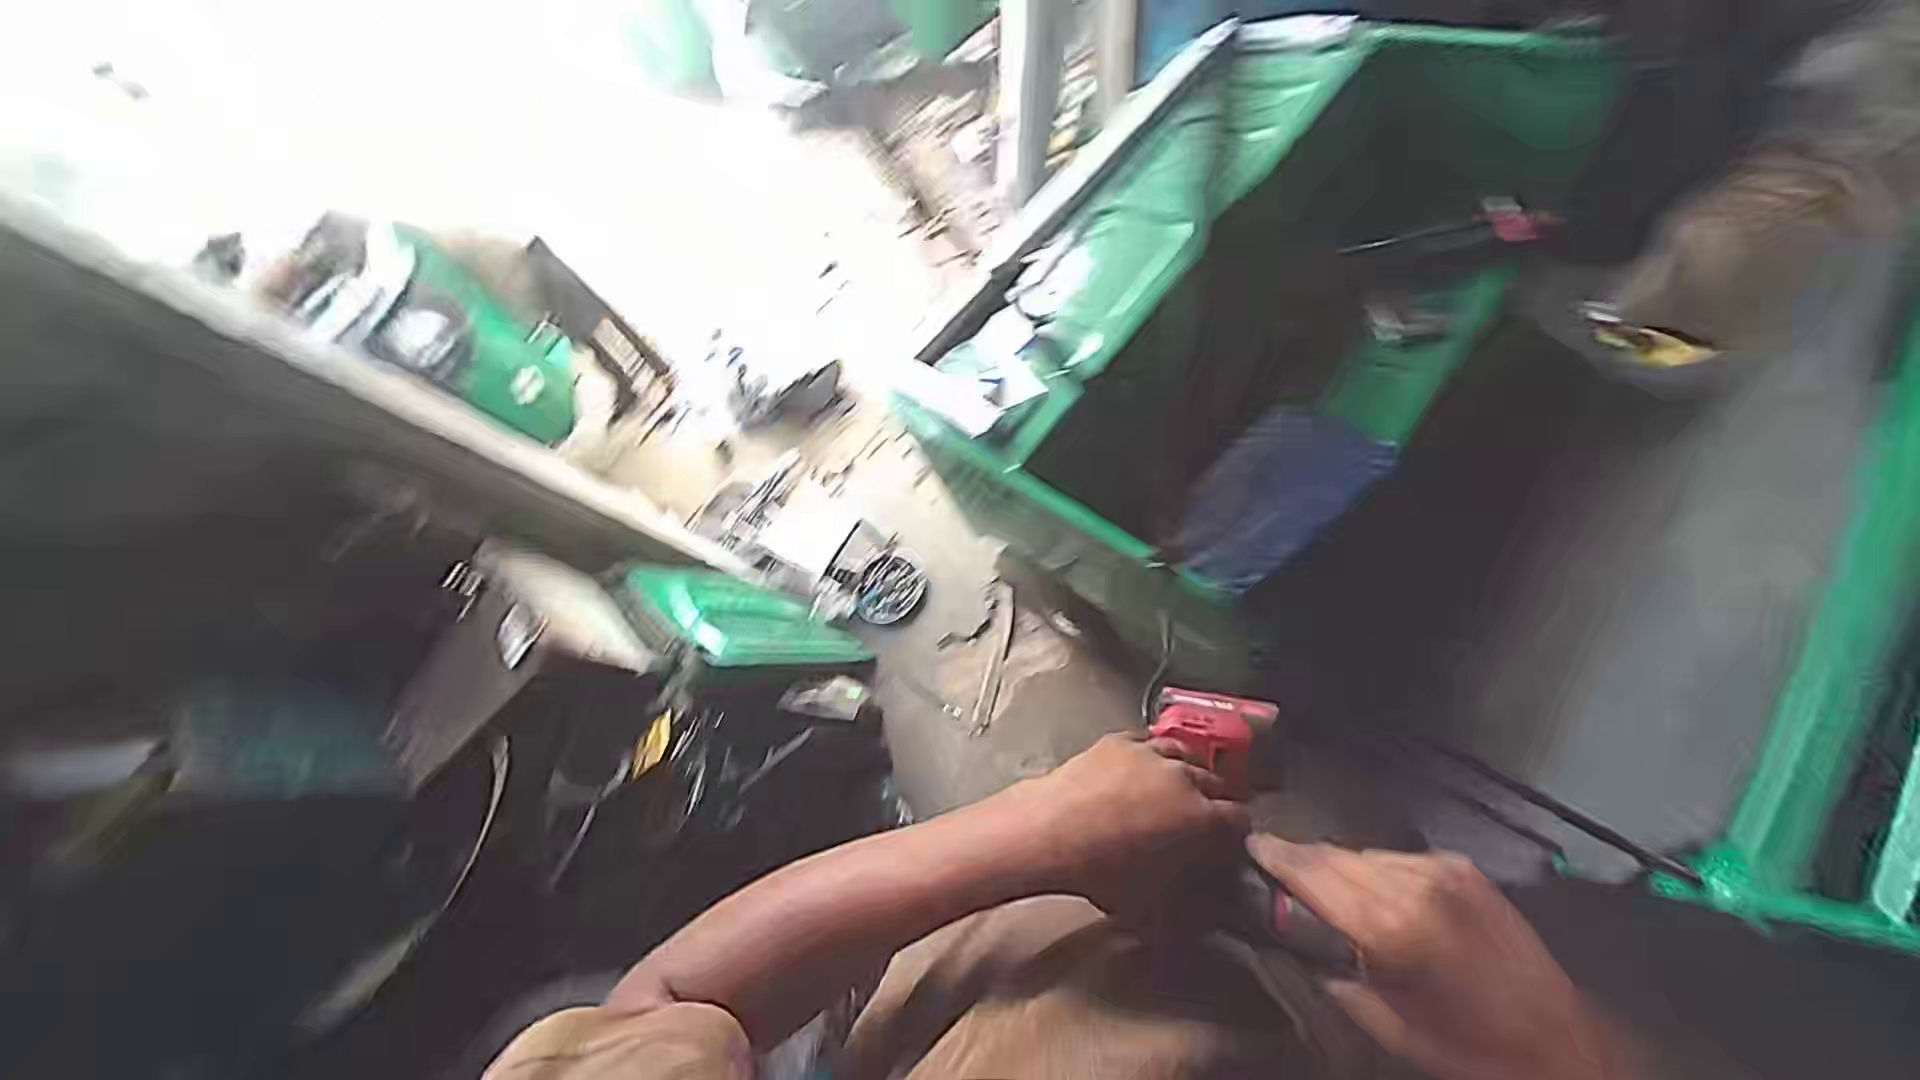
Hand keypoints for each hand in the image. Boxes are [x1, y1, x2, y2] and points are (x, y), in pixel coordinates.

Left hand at [1001, 733, 1249, 914]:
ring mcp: (1149, 753)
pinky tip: (1145, 759)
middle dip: (1215, 797)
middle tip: (1207, 810)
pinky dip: (1151, 751)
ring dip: (1186, 768)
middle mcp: (1182, 777)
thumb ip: (1188, 901)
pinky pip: (1146, 739)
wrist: (1053, 832)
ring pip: (1182, 753)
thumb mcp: (1155, 904)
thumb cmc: (1104, 873)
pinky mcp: (1118, 740)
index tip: (1231, 838)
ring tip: (1182, 779)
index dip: (1237, 830)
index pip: (1237, 819)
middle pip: (1213, 781)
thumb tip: (1200, 905)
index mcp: (1201, 817)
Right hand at [1250, 836, 1625, 1079]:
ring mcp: (1441, 869)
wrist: (1571, 1048)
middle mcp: (1414, 883)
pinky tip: (1377, 890)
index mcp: (1393, 926)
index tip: (1251, 844)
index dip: (1277, 856)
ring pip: (1362, 851)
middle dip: (1301, 856)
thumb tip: (1293, 933)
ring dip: (1338, 863)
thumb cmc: (1471, 1051)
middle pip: (1334, 854)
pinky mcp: (1462, 867)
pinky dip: (1375, 868)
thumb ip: (1334, 971)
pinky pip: (1395, 856)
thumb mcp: (1390, 1027)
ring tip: (1325, 881)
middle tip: (1275, 859)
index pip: (1314, 872)